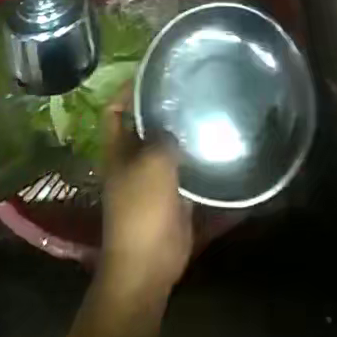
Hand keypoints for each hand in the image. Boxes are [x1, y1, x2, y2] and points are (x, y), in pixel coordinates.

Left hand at [96, 89, 192, 300]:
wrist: (149, 264)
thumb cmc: (142, 208)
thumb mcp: (153, 162)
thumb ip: (164, 136)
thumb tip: (175, 121)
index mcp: (118, 149)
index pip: (114, 109)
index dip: (126, 89)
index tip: (152, 72)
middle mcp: (132, 161)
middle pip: (144, 127)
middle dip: (163, 110)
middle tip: (190, 88)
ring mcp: (153, 182)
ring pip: (168, 150)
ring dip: (185, 136)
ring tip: (209, 111)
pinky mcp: (174, 200)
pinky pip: (189, 176)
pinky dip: (202, 166)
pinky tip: (222, 150)